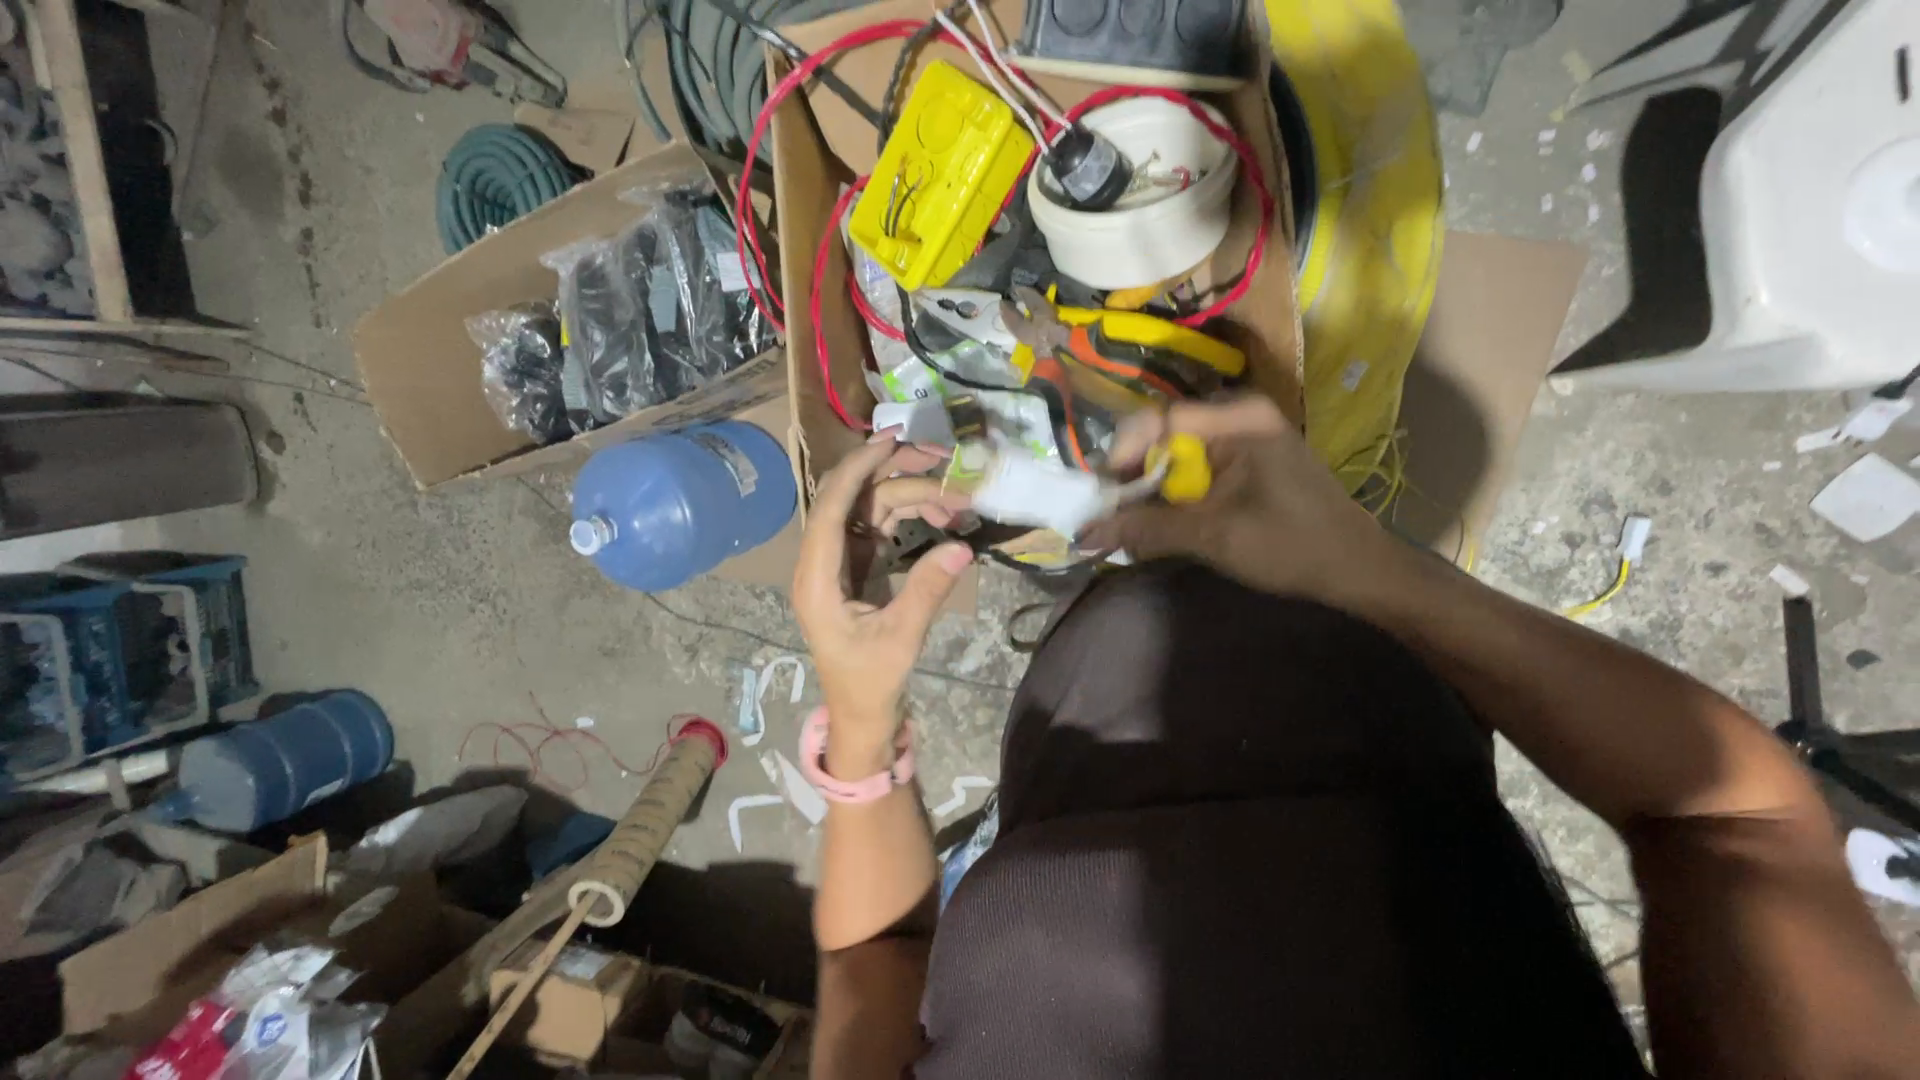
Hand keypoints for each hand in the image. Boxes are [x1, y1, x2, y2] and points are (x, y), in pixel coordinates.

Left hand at [793, 432, 974, 769]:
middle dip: (896, 475)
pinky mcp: (860, 566)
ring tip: (958, 500)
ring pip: (872, 509)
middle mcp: (823, 561)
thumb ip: (927, 590)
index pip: (829, 509)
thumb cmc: (870, 681)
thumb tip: (961, 548)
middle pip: (854, 500)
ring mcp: (841, 561)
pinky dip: (913, 516)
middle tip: (941, 460)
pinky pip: (883, 526)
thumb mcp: (901, 638)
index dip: (856, 471)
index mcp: (817, 578)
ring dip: (913, 496)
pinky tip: (944, 517)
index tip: (890, 442)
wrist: (862, 712)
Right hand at [1081, 396, 1401, 603]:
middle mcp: (1239, 415)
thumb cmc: (1290, 545)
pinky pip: (1198, 465)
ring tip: (1136, 522)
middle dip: (1136, 474)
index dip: (1124, 453)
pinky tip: (1170, 519)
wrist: (1358, 570)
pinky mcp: (1250, 459)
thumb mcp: (1213, 537)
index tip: (1108, 493)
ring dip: (1154, 487)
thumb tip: (1084, 534)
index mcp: (1237, 420)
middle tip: (1115, 513)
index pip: (1157, 420)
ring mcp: (1247, 435)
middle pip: (1165, 434)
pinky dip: (1178, 492)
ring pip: (1178, 453)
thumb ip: (1147, 529)